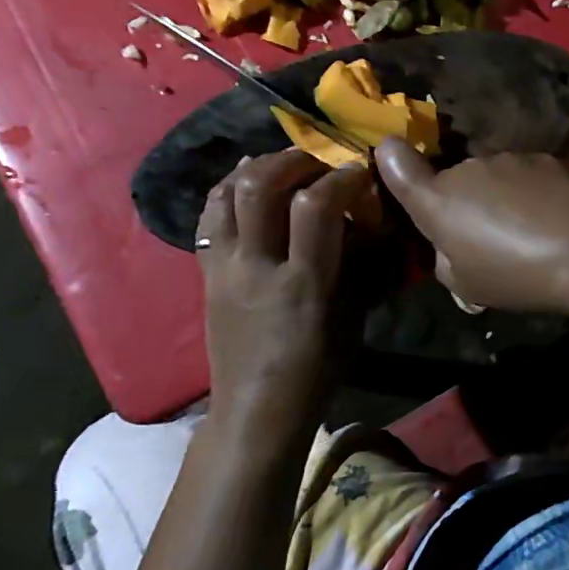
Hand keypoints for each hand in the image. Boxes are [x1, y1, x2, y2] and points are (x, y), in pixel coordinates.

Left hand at [196, 150, 372, 440]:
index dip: (341, 177)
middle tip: (317, 160)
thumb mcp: (352, 318)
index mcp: (302, 284)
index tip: (358, 170)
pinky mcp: (205, 273)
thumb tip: (363, 219)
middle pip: (259, 187)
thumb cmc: (315, 370)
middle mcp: (256, 268)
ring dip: (256, 167)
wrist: (256, 409)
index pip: (316, 207)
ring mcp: (223, 268)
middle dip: (292, 160)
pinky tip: (246, 180)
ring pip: (225, 194)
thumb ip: (357, 264)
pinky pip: (209, 217)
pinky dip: (227, 188)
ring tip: (282, 164)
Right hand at [374, 139, 568, 313]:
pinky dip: (526, 193)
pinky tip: (548, 219)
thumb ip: (443, 257)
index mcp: (437, 200)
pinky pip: (520, 176)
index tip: (390, 156)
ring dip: (496, 197)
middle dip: (460, 202)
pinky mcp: (543, 158)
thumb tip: (449, 244)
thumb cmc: (516, 275)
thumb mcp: (465, 285)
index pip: (397, 163)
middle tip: (482, 238)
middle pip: (452, 180)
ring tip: (523, 232)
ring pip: (489, 178)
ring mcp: (507, 159)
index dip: (390, 159)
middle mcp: (466, 169)